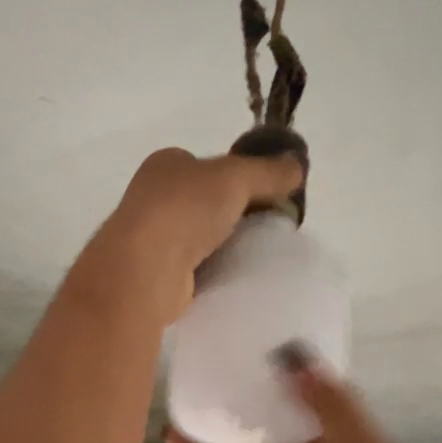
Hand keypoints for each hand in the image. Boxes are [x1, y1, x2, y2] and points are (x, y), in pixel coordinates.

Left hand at [81, 148, 304, 322]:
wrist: (143, 271)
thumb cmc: (184, 210)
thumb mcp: (237, 177)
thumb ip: (269, 171)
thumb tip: (298, 168)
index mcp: (164, 165)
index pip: (204, 165)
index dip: (235, 176)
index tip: (263, 195)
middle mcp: (149, 199)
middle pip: (200, 203)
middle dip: (228, 214)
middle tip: (263, 227)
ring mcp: (146, 240)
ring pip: (194, 238)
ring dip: (218, 246)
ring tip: (251, 255)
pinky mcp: (150, 277)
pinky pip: (188, 271)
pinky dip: (207, 273)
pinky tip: (227, 277)